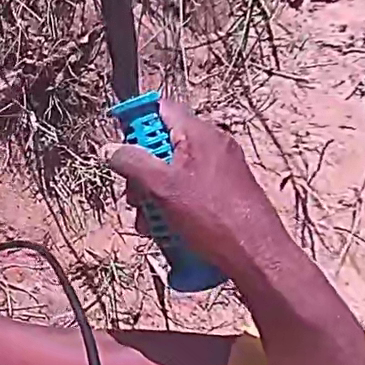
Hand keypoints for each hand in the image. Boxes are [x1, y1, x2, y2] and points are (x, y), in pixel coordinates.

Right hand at [99, 98, 295, 279]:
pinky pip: (186, 186)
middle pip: (161, 143)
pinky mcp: (223, 190)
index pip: (160, 109)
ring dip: (151, 192)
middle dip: (139, 169)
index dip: (134, 122)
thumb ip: (131, 161)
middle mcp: (212, 144)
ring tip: (147, 219)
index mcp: (199, 134)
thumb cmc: (211, 217)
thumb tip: (108, 149)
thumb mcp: (161, 186)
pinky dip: (170, 202)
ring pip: (170, 169)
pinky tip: (164, 227)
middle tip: (132, 194)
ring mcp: (219, 168)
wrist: (256, 256)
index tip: (118, 145)